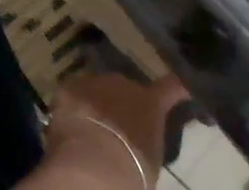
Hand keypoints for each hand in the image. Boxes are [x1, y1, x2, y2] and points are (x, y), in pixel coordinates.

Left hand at [46, 73, 190, 185]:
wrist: (94, 163)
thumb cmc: (132, 166)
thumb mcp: (150, 156)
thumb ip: (146, 137)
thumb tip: (139, 137)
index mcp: (151, 102)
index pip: (171, 86)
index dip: (176, 86)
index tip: (182, 82)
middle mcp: (124, 84)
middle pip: (123, 88)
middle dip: (119, 102)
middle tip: (114, 126)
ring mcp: (94, 82)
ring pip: (94, 89)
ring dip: (93, 103)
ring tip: (87, 129)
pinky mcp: (67, 87)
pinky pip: (70, 95)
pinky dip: (69, 108)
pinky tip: (67, 127)